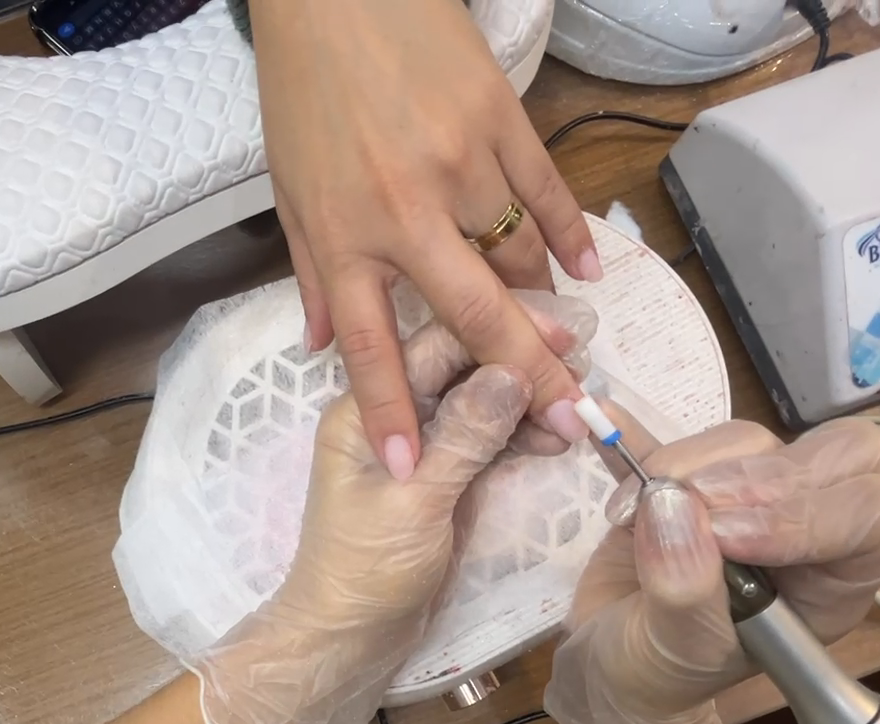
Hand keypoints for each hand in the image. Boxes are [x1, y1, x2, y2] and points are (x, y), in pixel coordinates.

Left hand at [191, 292, 598, 723]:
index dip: (495, 336)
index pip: (433, 350)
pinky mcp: (438, 478)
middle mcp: (389, 418)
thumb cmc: (367, 571)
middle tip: (579, 374)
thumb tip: (513, 369)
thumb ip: (463, 437)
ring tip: (576, 417)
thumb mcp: (416, 502)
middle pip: (460, 373)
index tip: (558, 337)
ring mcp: (416, 448)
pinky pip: (481, 443)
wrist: (349, 637)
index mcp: (364, 411)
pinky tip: (554, 440)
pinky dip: (516, 440)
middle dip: (519, 372)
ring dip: (525, 409)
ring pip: (477, 408)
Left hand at [248, 0, 600, 477]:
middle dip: (526, 380)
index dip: (392, 413)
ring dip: (543, 307)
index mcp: (344, 242)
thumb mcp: (289, 197)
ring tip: (564, 346)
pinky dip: (571, 236)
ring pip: (520, 257)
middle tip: (569, 425)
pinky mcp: (502, 120)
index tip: (414, 469)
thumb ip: (308, 277)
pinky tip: (590, 273)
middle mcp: (406, 217)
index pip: (372, 349)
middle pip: (476, 315)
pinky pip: (547, 193)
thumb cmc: (302, 98)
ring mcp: (462, 167)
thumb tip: (318, 346)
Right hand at [544, 413, 879, 723]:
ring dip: (683, 463)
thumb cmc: (656, 673)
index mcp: (830, 582)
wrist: (609, 665)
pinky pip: (668, 438)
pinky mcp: (681, 481)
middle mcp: (803, 529)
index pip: (866, 516)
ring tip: (625, 512)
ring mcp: (742, 498)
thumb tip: (670, 505)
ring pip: (747, 441)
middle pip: (833, 455)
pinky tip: (602, 419)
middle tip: (683, 501)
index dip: (802, 512)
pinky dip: (632, 432)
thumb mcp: (676, 650)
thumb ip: (683, 588)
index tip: (720, 537)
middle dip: (755, 472)